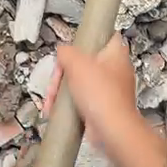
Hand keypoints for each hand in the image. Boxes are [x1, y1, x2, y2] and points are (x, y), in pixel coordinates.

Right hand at [51, 35, 144, 150]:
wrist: (111, 130)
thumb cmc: (99, 92)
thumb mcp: (77, 64)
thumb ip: (67, 52)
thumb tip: (63, 51)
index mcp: (116, 52)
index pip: (103, 36)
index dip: (85, 41)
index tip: (70, 51)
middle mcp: (116, 69)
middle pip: (84, 63)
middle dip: (63, 74)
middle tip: (54, 85)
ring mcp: (110, 89)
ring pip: (80, 83)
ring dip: (61, 92)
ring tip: (50, 102)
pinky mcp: (103, 107)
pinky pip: (82, 100)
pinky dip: (68, 105)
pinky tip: (53, 111)